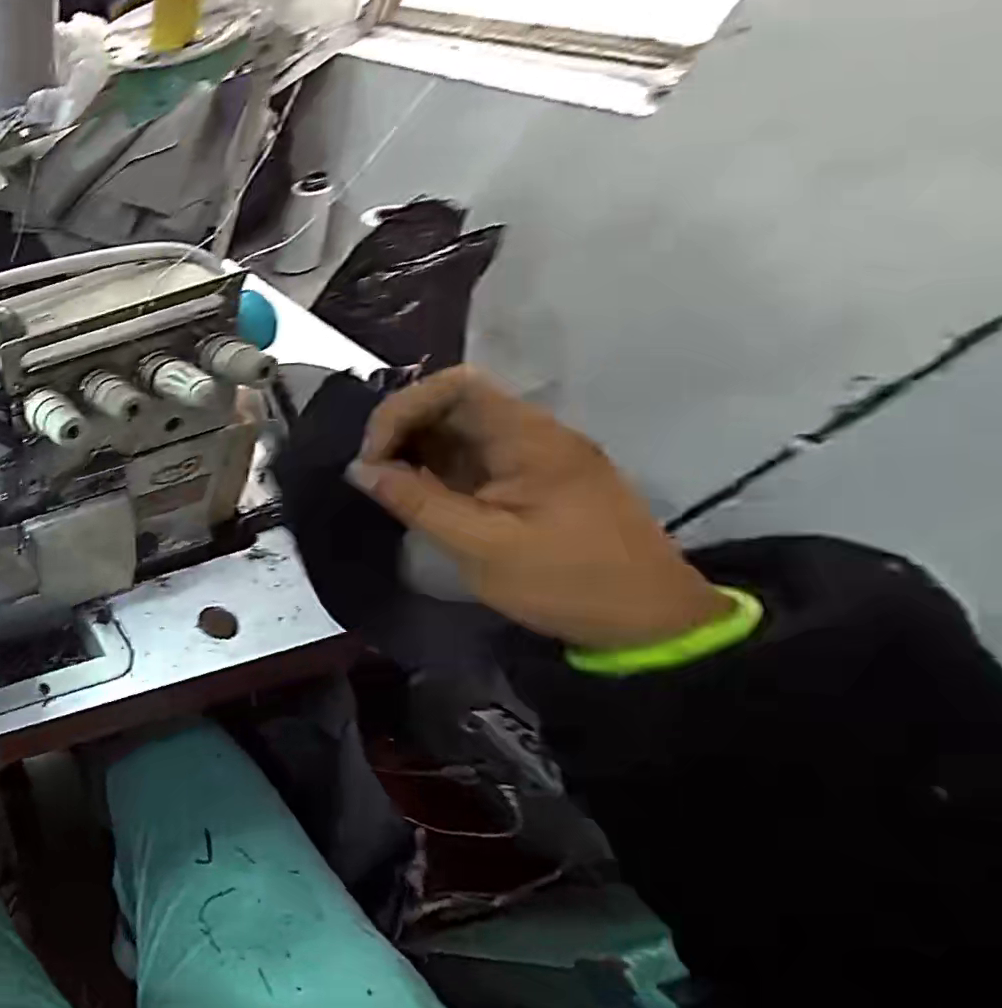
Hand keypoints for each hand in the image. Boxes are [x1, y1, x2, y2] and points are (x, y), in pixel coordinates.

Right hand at [347, 367, 730, 650]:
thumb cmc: (566, 581)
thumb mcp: (480, 547)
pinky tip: (415, 496)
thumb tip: (359, 468)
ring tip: (386, 486)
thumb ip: (417, 502)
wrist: (647, 621)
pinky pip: (469, 457)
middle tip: (372, 473)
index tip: (373, 455)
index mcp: (529, 438)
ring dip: (413, 450)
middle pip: (452, 403)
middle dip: (401, 430)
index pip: (456, 386)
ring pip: (457, 430)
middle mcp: (531, 435)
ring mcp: (530, 457)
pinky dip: (433, 469)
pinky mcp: (527, 480)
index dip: (403, 408)